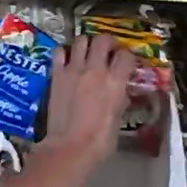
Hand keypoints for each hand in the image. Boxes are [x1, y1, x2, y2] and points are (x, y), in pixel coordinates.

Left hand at [34, 34, 134, 184]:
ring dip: (87, 43)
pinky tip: (68, 59)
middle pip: (103, 40)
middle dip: (109, 42)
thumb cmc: (100, 139)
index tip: (129, 61)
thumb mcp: (118, 119)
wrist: (70, 146)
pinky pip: (60, 51)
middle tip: (110, 49)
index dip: (130, 56)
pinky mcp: (57, 73)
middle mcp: (95, 69)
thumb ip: (120, 99)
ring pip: (81, 40)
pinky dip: (65, 51)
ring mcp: (73, 68)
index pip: (126, 56)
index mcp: (114, 82)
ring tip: (89, 52)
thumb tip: (122, 91)